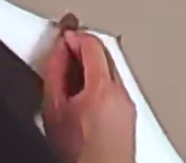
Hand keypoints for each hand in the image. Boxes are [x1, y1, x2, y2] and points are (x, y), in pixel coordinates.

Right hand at [41, 26, 136, 162]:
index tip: (63, 36)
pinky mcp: (131, 117)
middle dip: (84, 47)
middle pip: (106, 54)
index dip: (74, 34)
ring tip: (73, 71)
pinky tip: (85, 89)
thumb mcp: (54, 104)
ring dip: (92, 63)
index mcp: (103, 89)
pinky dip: (100, 79)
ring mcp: (130, 108)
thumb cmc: (77, 151)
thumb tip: (59, 48)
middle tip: (66, 48)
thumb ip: (56, 68)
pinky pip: (115, 86)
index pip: (92, 44)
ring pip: (111, 69)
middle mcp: (122, 96)